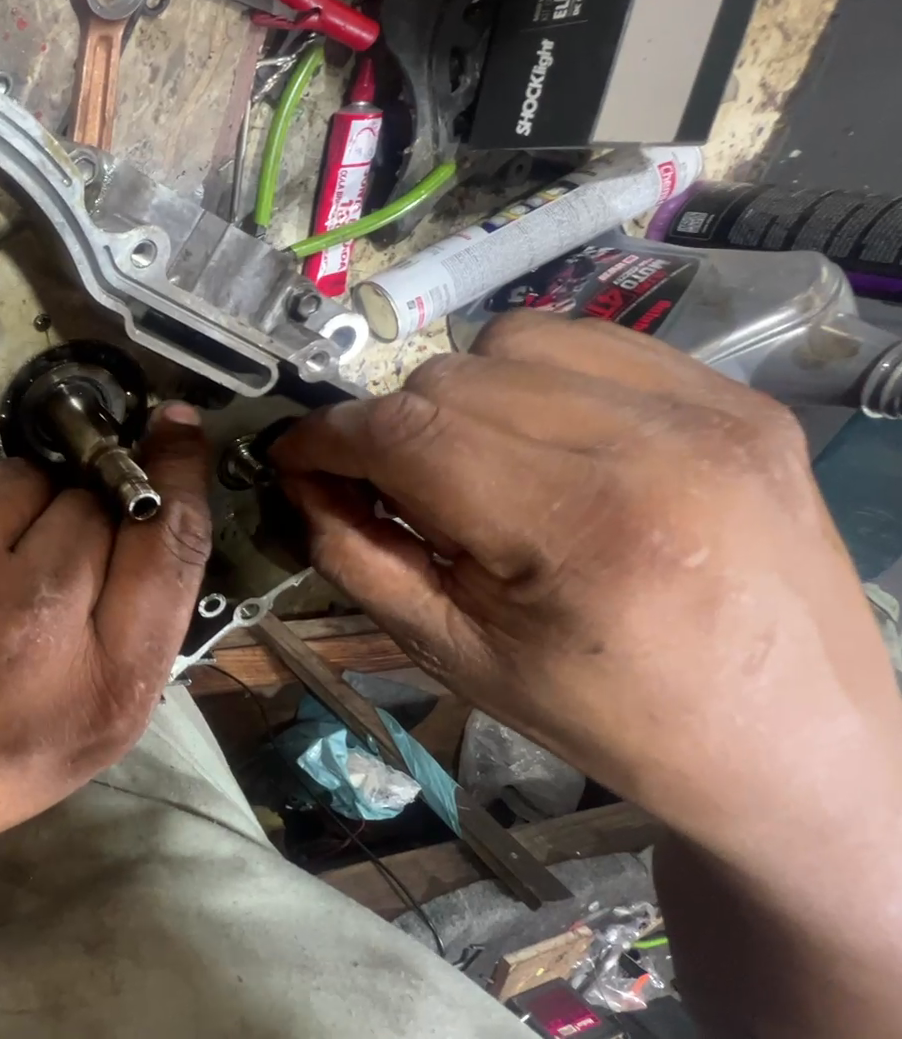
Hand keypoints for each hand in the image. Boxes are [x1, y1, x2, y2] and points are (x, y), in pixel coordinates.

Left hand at [0, 403, 212, 872]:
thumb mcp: (76, 736)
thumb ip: (131, 636)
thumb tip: (153, 514)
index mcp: (96, 688)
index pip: (167, 545)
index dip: (179, 476)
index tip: (178, 430)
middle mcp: (28, 615)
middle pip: (91, 502)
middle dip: (71, 528)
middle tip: (28, 581)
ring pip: (18, 477)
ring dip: (10, 510)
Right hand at [269, 313, 901, 847]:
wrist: (790, 739)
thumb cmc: (602, 712)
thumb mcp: (446, 649)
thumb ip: (353, 553)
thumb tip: (301, 478)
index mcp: (580, 526)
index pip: (405, 432)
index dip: (325, 437)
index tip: (290, 457)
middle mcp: (654, 441)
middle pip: (445, 380)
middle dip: (383, 427)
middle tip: (380, 487)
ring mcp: (709, 405)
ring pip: (504, 344)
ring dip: (450, 396)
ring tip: (464, 462)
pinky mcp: (734, 394)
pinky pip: (579, 341)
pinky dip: (520, 377)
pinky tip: (530, 438)